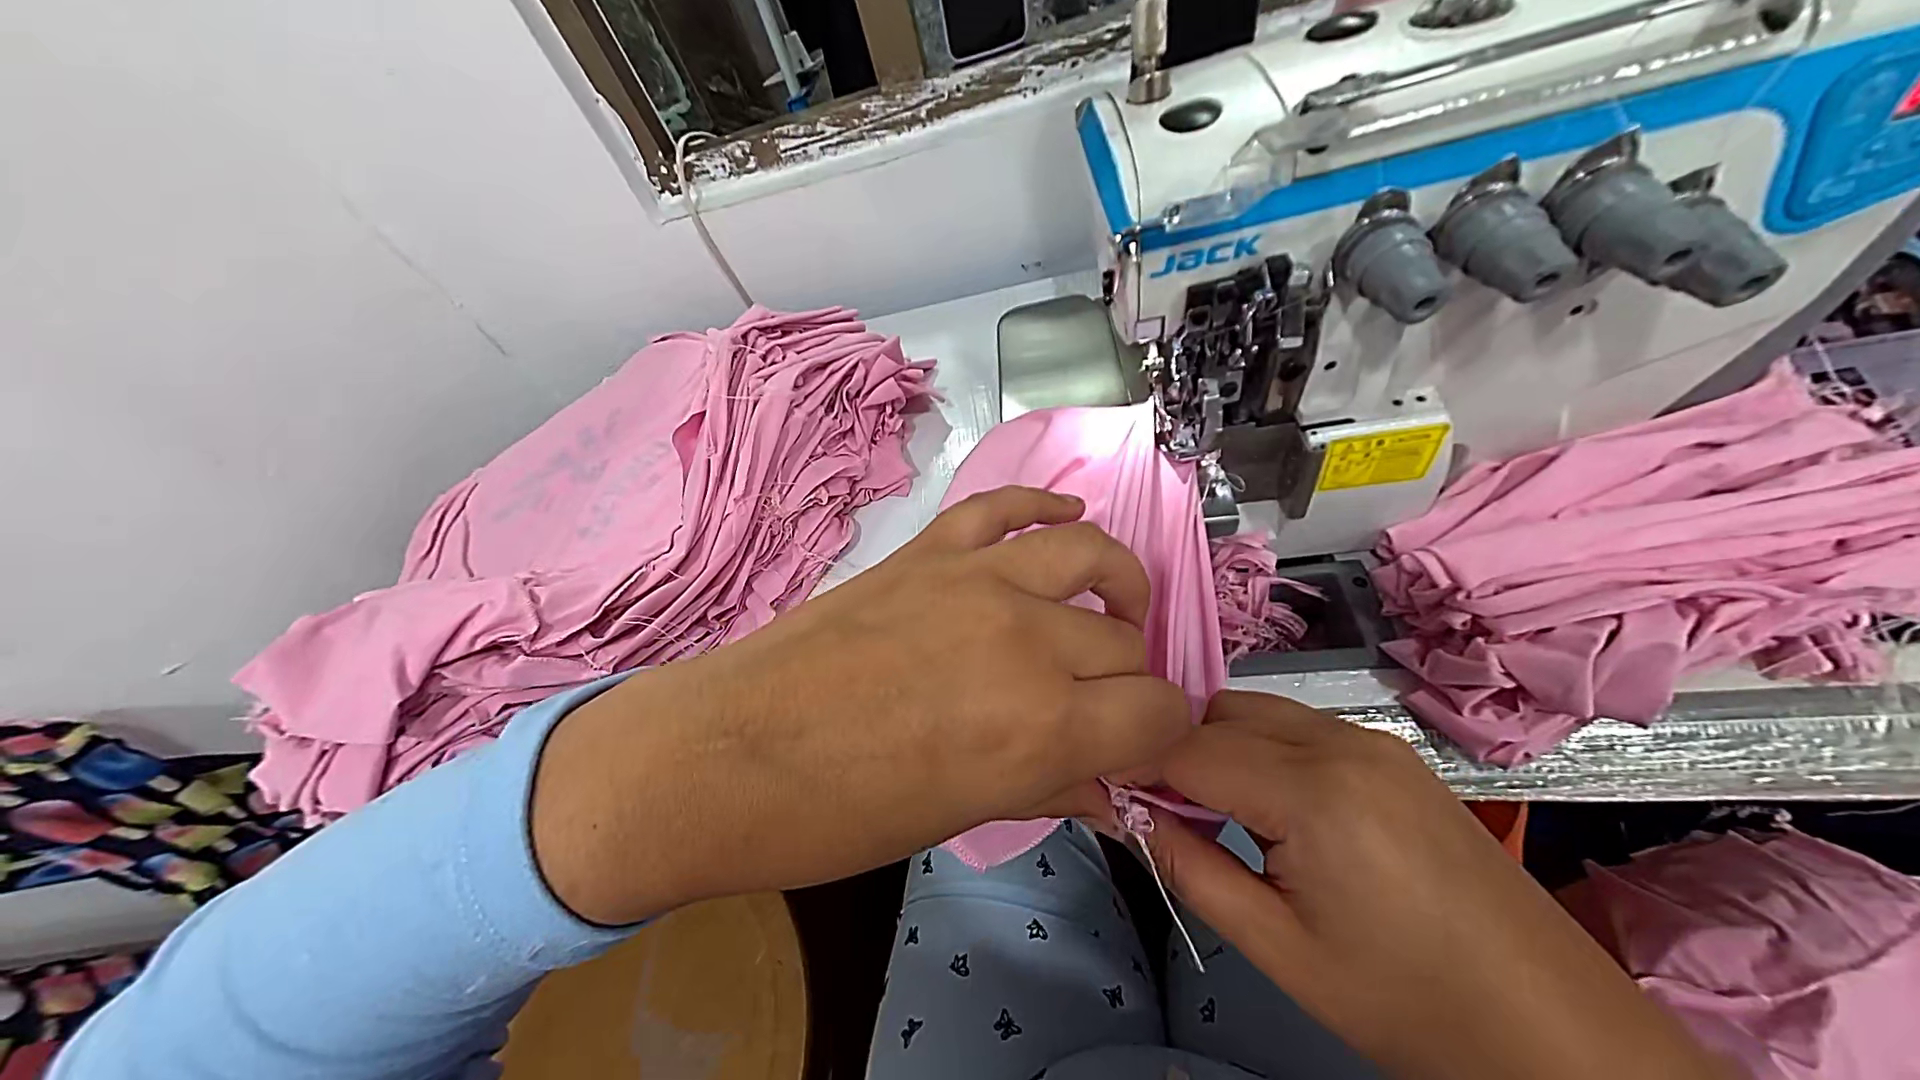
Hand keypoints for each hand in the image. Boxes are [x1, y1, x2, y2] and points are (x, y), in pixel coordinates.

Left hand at [529, 486, 1191, 924]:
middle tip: (1102, 702)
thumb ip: (1053, 789)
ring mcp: (975, 577)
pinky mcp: (929, 548)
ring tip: (1114, 607)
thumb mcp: (962, 815)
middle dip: (1129, 679)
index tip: (1142, 742)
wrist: (726, 755)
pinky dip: (1044, 502)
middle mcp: (1026, 637)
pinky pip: (1005, 504)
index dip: (1161, 732)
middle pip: (1126, 643)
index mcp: (1042, 725)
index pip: (1159, 713)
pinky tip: (1066, 512)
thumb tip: (1116, 795)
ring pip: (1090, 552)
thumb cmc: (840, 814)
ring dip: (1118, 582)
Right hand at [1147, 691, 1730, 1079]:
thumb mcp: (1276, 947)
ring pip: (1256, 712)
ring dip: (1216, 744)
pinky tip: (1266, 803)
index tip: (1105, 787)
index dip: (1135, 762)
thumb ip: (1187, 866)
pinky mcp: (1394, 754)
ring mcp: (1373, 742)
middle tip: (1155, 806)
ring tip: (1208, 808)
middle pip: (1218, 715)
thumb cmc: (1405, 1001)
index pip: (1185, 746)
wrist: (1555, 1031)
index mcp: (1312, 790)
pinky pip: (1299, 727)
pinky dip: (1260, 748)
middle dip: (1173, 749)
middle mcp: (1341, 742)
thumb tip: (1125, 811)